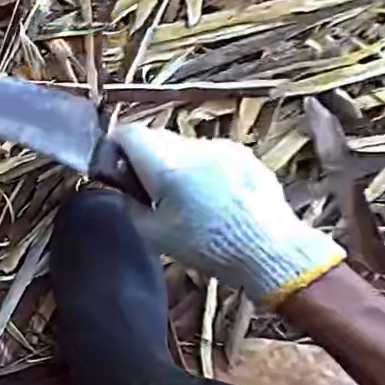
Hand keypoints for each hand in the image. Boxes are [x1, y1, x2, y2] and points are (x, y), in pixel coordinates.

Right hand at [109, 125, 345, 306]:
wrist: (271, 252)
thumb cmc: (205, 246)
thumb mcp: (151, 232)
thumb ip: (126, 203)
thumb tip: (115, 187)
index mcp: (166, 163)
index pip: (127, 132)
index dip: (113, 148)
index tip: (114, 171)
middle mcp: (192, 146)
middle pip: (154, 137)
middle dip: (142, 158)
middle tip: (146, 191)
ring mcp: (221, 147)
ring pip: (181, 146)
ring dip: (172, 163)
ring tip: (182, 198)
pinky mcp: (243, 154)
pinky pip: (207, 153)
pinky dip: (199, 168)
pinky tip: (210, 198)